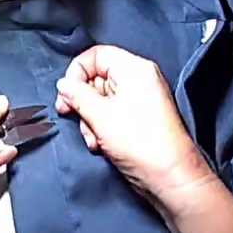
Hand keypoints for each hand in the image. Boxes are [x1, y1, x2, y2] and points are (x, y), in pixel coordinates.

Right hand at [53, 45, 220, 213]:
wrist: (170, 177)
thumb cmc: (140, 143)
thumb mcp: (99, 115)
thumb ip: (77, 95)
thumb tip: (63, 84)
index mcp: (134, 69)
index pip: (95, 55)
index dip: (77, 72)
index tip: (66, 94)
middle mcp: (138, 80)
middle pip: (95, 78)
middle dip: (82, 102)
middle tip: (72, 115)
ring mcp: (138, 99)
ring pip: (99, 100)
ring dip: (89, 120)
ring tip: (94, 138)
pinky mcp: (136, 118)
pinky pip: (110, 114)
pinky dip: (100, 128)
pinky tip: (101, 144)